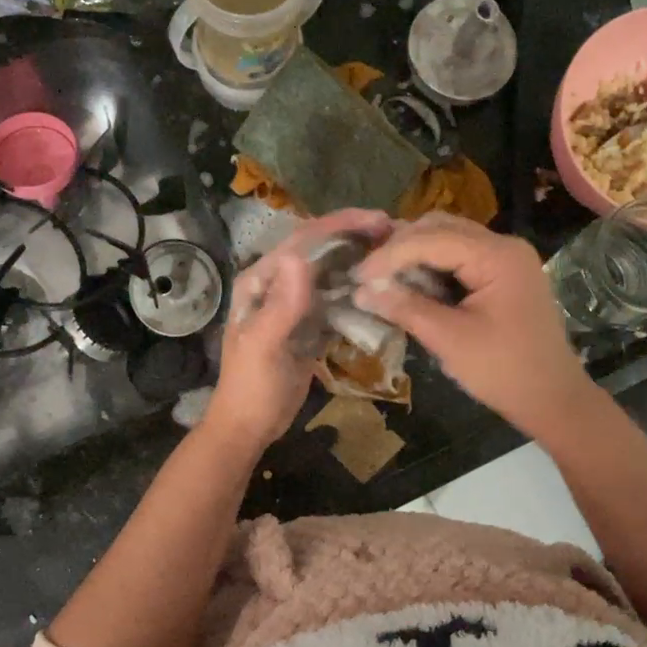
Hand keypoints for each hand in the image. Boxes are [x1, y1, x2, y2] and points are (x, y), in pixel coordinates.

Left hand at [207, 209, 393, 449]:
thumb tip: (298, 259)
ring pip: (330, 273)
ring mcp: (294, 306)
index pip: (301, 241)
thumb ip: (280, 305)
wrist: (248, 427)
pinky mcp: (309, 327)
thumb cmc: (250, 388)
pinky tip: (383, 289)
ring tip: (397, 253)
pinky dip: (357, 292)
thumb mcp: (263, 346)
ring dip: (359, 261)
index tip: (379, 219)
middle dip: (354, 237)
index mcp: (259, 282)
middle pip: (318, 250)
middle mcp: (276, 286)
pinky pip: (335, 300)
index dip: (339, 225)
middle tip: (398, 233)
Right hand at [354, 212, 593, 439]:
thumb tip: (361, 291)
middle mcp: (504, 246)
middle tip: (367, 272)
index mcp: (497, 256)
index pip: (431, 239)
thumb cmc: (503, 370)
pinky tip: (409, 283)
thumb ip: (406, 308)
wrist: (551, 398)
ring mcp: (506, 259)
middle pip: (441, 227)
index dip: (390, 255)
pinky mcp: (503, 276)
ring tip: (382, 277)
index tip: (357, 275)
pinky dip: (432, 266)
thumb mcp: (449, 339)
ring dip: (414, 253)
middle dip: (400, 246)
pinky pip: (461, 258)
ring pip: (449, 239)